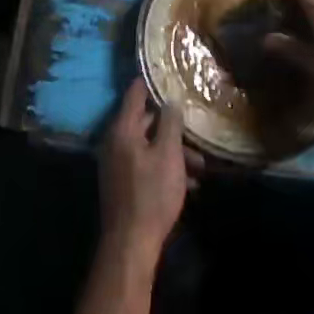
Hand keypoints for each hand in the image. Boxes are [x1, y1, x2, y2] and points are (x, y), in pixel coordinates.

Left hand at [99, 79, 196, 258]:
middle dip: (171, 127)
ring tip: (200, 168)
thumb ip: (170, 124)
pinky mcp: (121, 181)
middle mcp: (114, 141)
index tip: (162, 72)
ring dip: (172, 152)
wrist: (131, 240)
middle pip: (143, 122)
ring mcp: (116, 162)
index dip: (148, 82)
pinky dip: (164, 167)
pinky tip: (188, 185)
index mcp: (122, 130)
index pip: (134, 95)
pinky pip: (144, 164)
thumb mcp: (168, 155)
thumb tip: (170, 100)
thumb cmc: (152, 193)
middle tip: (196, 130)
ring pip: (147, 146)